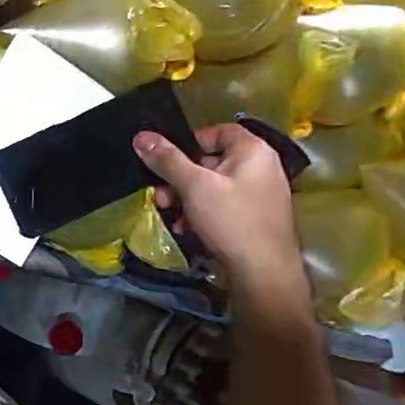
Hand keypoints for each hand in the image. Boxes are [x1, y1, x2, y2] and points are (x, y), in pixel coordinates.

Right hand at [134, 124, 307, 302]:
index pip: (218, 131)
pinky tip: (187, 228)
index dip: (190, 142)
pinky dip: (204, 212)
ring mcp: (262, 194)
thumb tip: (142, 136)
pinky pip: (225, 205)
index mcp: (254, 150)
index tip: (168, 161)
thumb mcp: (193, 186)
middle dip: (181, 177)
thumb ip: (167, 160)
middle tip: (162, 195)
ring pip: (215, 186)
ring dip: (188, 198)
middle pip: (213, 160)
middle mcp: (263, 167)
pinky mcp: (257, 218)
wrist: (263, 273)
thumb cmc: (231, 221)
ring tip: (171, 215)